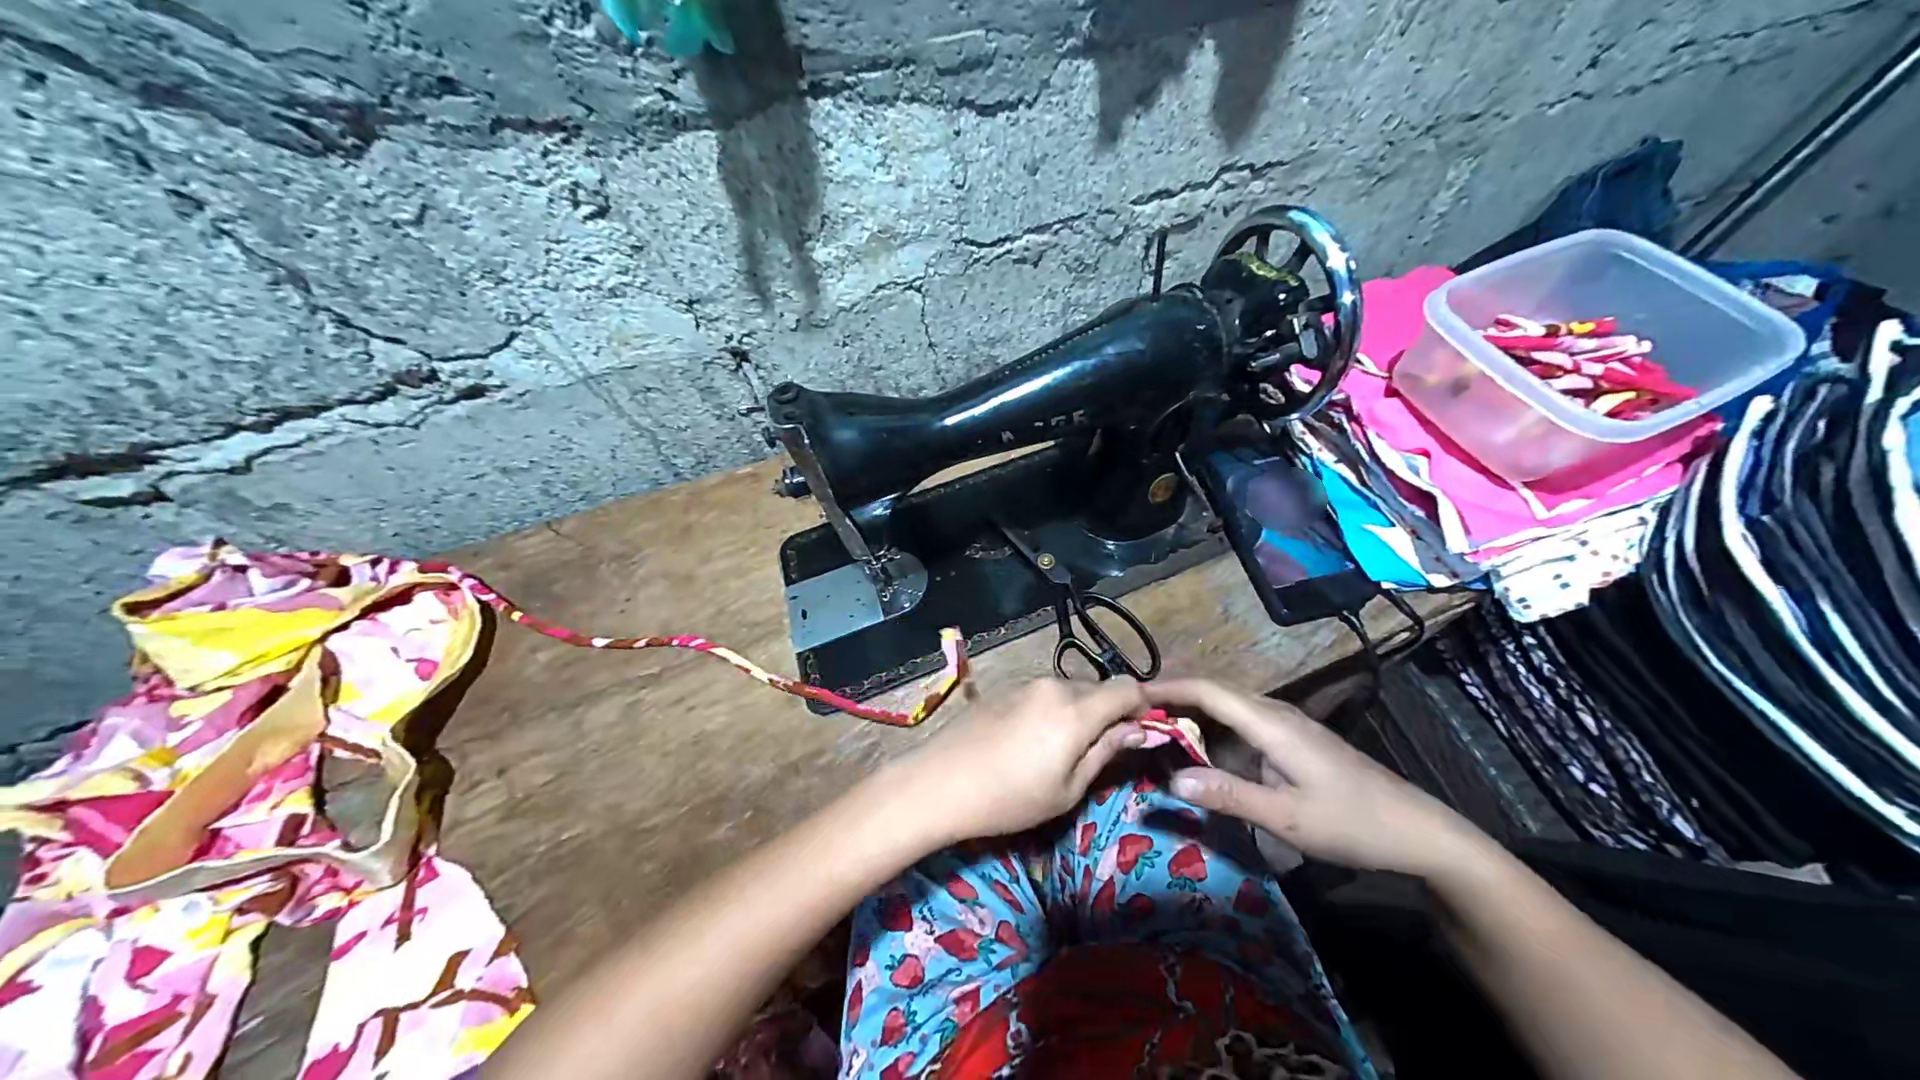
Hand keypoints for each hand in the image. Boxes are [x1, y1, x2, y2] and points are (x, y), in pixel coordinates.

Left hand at [894, 680, 1150, 844]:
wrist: (938, 783)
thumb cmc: (1009, 798)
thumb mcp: (1068, 789)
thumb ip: (1107, 752)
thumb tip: (1140, 730)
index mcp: (1076, 709)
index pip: (1128, 686)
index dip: (1142, 706)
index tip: (1139, 734)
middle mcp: (1054, 685)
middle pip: (1099, 687)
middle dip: (1109, 711)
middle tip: (1100, 749)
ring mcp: (1025, 684)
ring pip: (1070, 689)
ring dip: (1079, 710)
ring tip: (1060, 750)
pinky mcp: (1003, 689)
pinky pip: (1042, 693)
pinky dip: (1052, 710)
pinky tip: (1030, 741)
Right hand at [1146, 679, 1489, 878]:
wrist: (1420, 831)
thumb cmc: (1354, 823)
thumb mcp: (1287, 819)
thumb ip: (1229, 796)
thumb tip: (1171, 779)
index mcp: (1272, 723)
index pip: (1209, 690)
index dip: (1168, 687)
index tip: (1131, 693)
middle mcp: (1277, 713)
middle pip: (1216, 690)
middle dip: (1173, 695)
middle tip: (1133, 711)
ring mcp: (1287, 724)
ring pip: (1229, 704)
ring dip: (1192, 708)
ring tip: (1156, 723)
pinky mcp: (1293, 739)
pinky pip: (1241, 720)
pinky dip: (1212, 725)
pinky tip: (1202, 745)